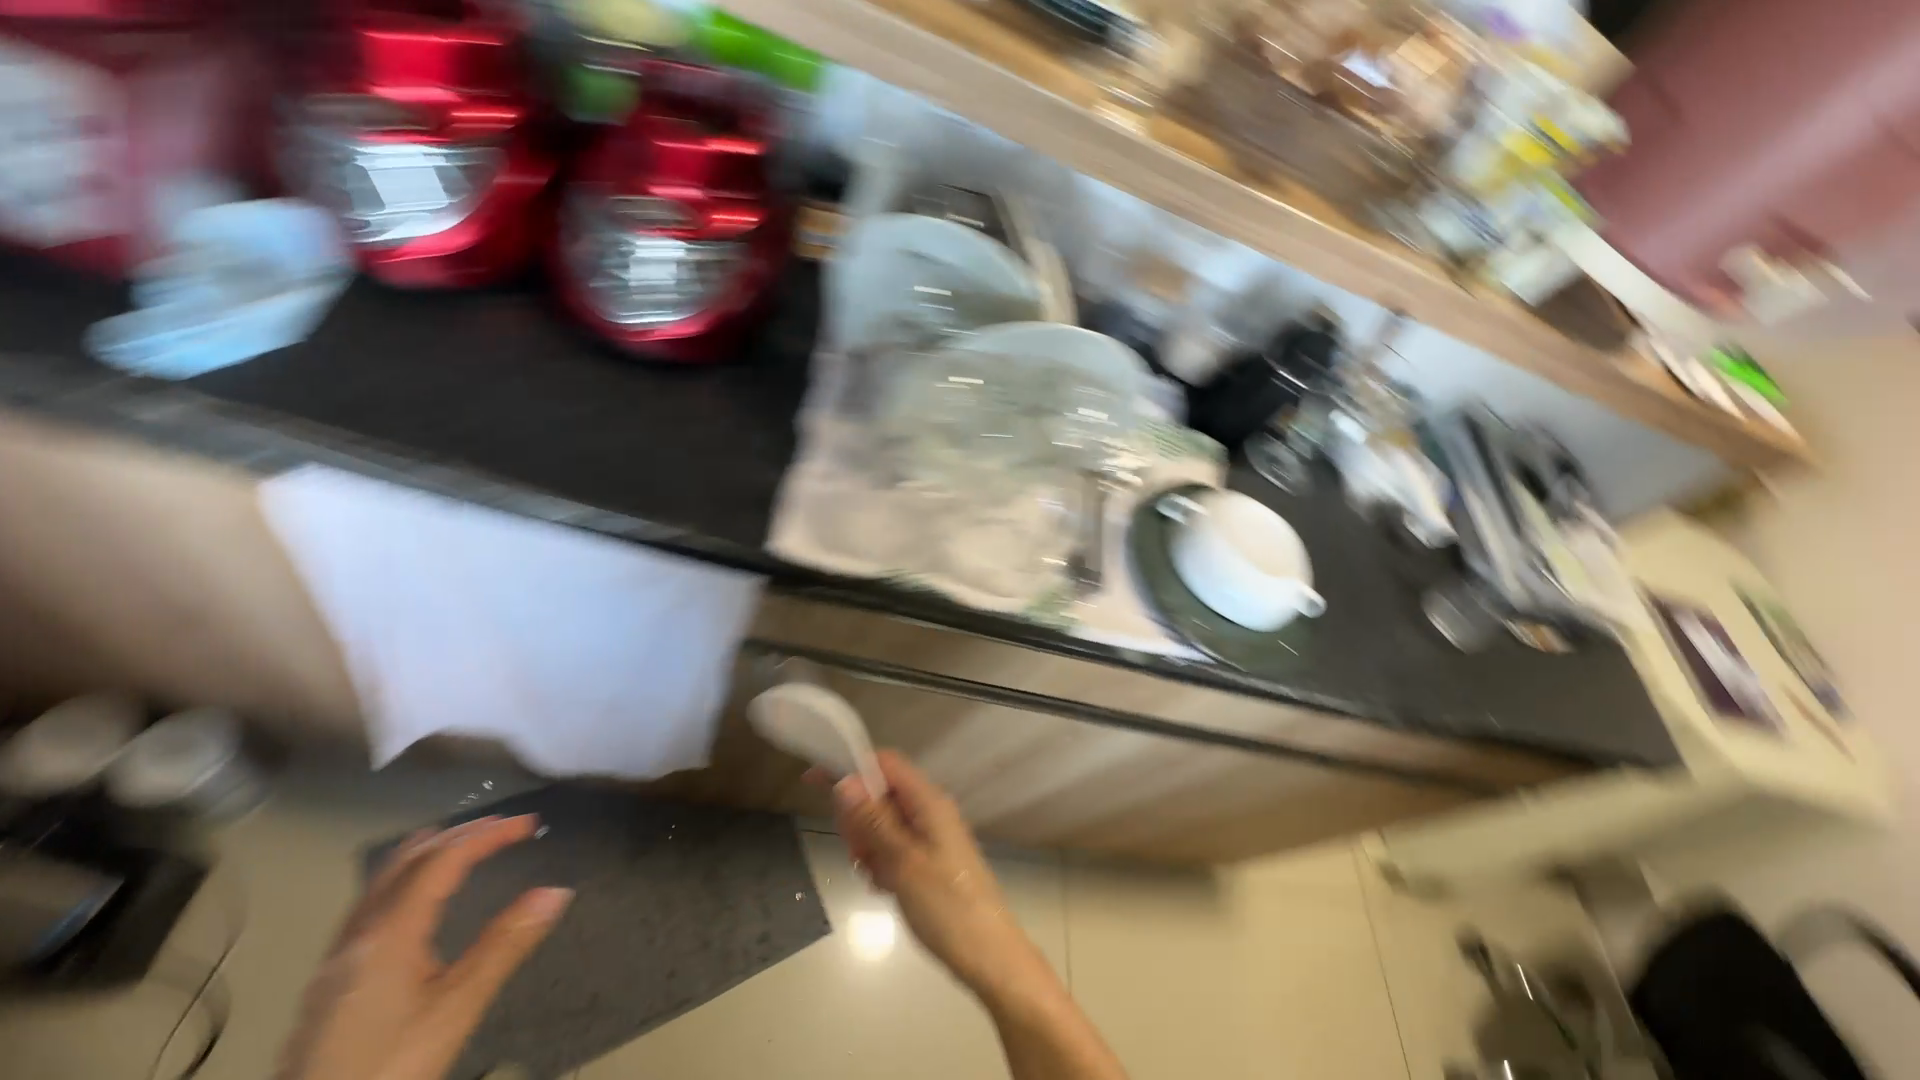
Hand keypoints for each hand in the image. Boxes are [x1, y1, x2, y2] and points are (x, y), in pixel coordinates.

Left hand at [274, 815, 572, 1079]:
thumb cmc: (394, 1063)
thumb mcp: (458, 1008)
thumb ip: (504, 946)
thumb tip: (555, 892)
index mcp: (391, 932)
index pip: (443, 861)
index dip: (488, 835)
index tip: (529, 824)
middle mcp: (359, 932)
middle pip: (408, 860)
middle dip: (459, 835)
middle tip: (503, 827)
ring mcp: (337, 955)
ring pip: (381, 880)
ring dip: (426, 852)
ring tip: (460, 843)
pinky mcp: (329, 978)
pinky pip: (369, 902)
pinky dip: (402, 877)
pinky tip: (411, 899)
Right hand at [826, 752, 1053, 1002]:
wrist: (989, 956)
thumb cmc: (947, 908)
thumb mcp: (903, 863)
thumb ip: (874, 821)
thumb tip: (845, 781)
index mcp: (929, 802)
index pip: (885, 763)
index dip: (851, 767)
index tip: (816, 783)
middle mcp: (931, 812)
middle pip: (881, 793)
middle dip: (859, 818)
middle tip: (857, 853)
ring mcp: (932, 836)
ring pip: (884, 824)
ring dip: (869, 845)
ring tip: (875, 877)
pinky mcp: (930, 861)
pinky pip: (895, 847)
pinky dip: (882, 862)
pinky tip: (884, 887)